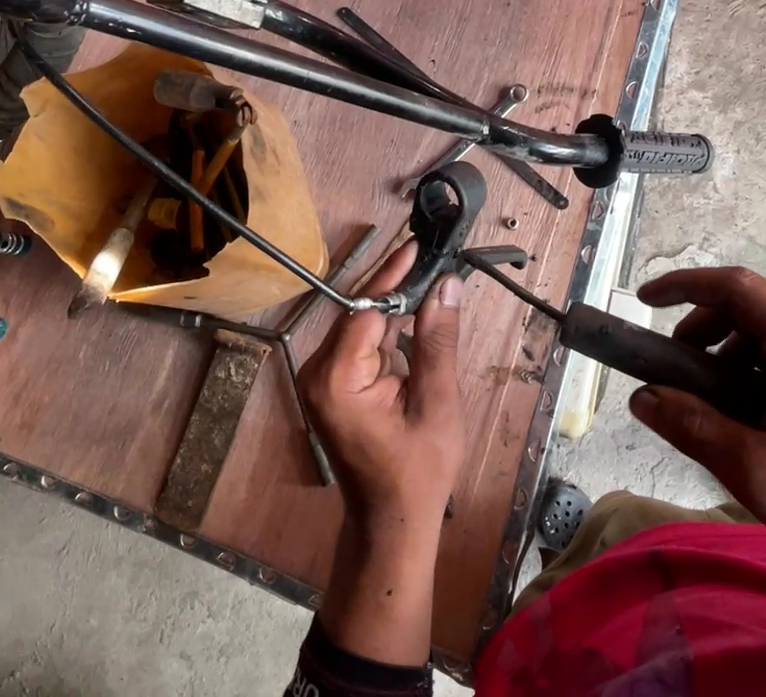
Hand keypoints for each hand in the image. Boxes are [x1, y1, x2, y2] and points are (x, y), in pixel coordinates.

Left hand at [298, 241, 465, 666]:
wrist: (391, 521)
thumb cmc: (419, 472)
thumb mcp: (436, 403)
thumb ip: (437, 341)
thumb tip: (447, 284)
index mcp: (337, 379)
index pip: (366, 308)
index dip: (394, 276)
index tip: (420, 245)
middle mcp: (318, 373)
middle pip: (357, 310)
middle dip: (393, 281)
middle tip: (427, 250)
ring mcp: (321, 380)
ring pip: (358, 323)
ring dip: (392, 301)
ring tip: (426, 270)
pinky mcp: (331, 385)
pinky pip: (359, 343)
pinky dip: (386, 326)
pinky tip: (412, 309)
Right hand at [631, 267, 765, 696]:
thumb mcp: (757, 473)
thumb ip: (693, 427)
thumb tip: (641, 397)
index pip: (739, 289)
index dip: (685, 285)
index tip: (644, 300)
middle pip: (750, 309)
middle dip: (701, 331)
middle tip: (673, 377)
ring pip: (765, 337)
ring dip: (723, 357)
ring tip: (707, 409)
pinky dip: (748, 376)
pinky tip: (742, 422)